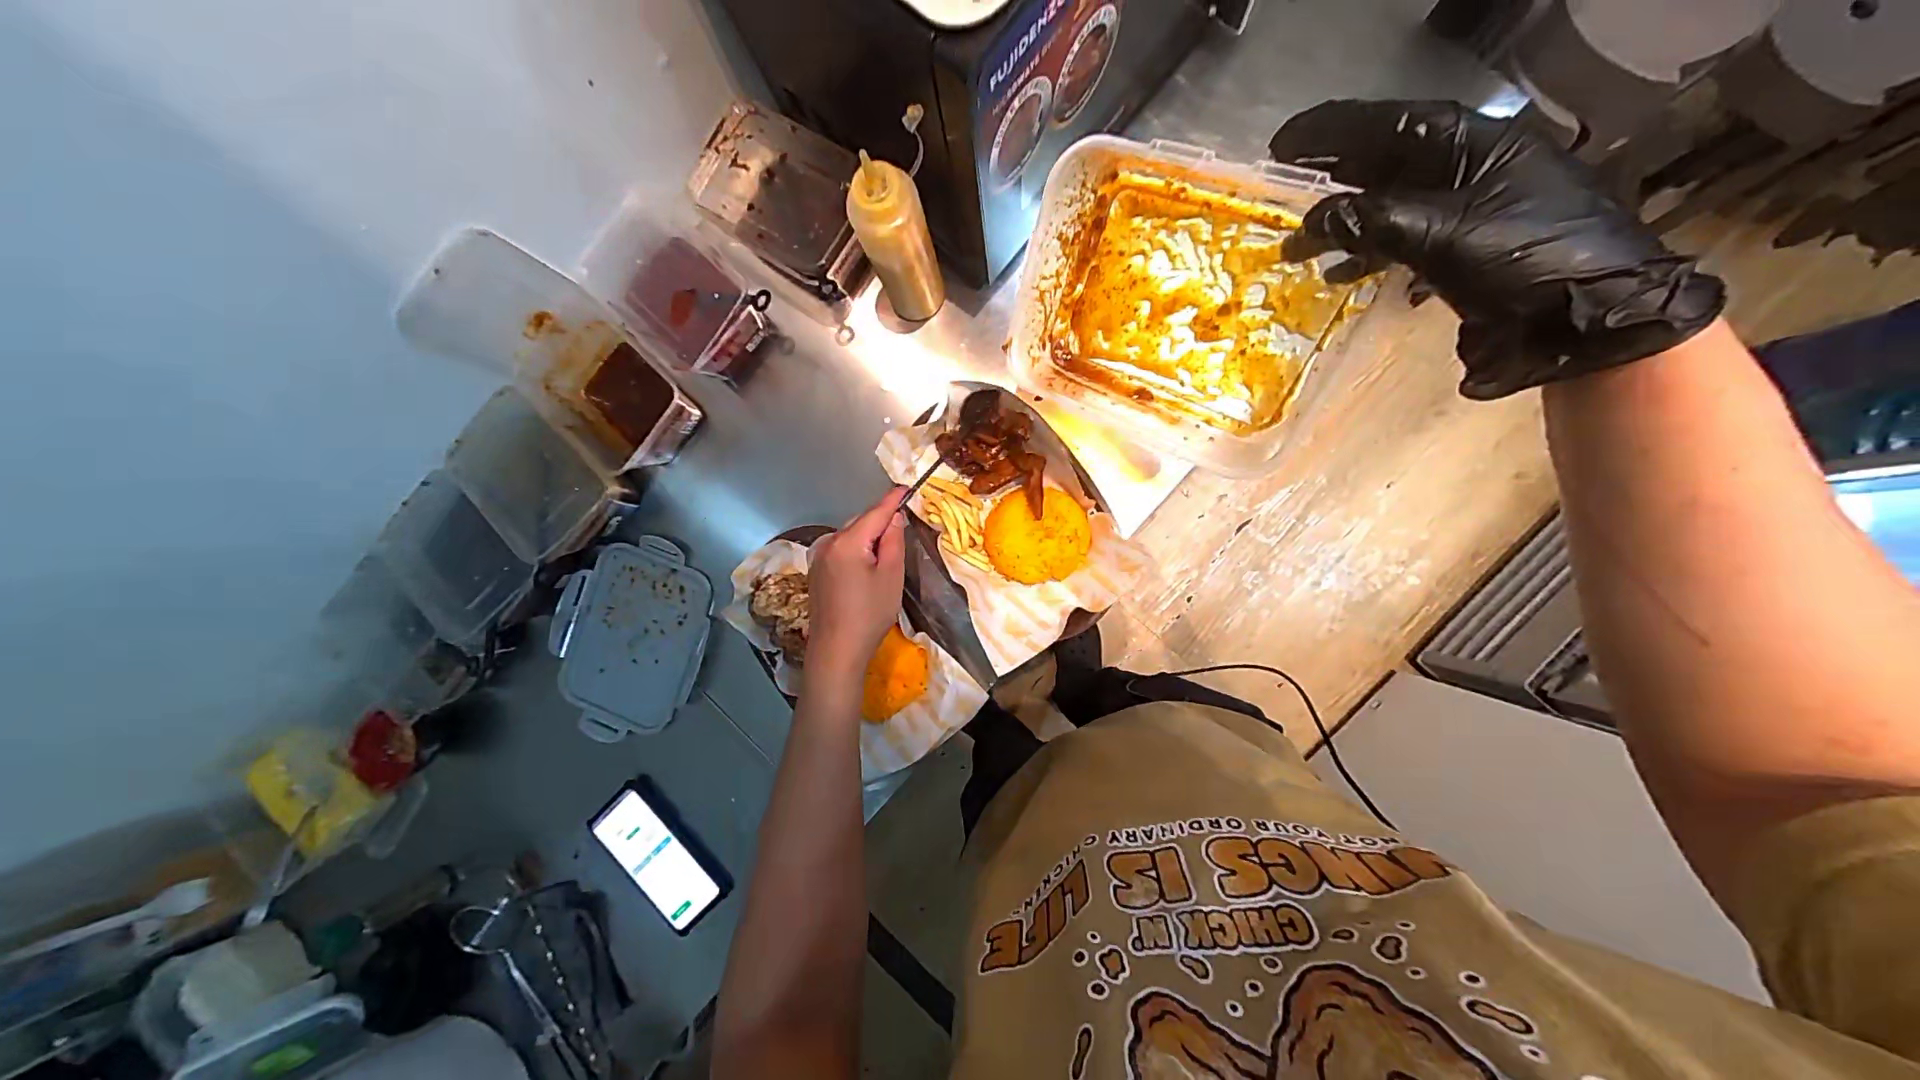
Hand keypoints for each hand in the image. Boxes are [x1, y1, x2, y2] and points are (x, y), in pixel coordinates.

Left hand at [807, 488, 907, 678]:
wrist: (836, 650)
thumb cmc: (869, 614)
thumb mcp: (891, 576)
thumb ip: (893, 540)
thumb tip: (894, 517)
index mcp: (848, 541)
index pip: (875, 512)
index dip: (893, 500)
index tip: (907, 487)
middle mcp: (828, 543)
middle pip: (860, 522)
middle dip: (881, 520)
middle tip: (904, 526)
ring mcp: (819, 557)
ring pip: (850, 535)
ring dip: (868, 536)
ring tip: (887, 550)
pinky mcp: (816, 571)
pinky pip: (841, 549)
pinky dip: (856, 548)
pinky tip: (867, 564)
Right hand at [1268, 99, 1725, 398]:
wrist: (1585, 315)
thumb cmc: (1524, 256)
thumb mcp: (1444, 232)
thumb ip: (1374, 220)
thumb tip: (1316, 218)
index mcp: (1473, 145)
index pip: (1390, 124)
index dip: (1334, 131)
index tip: (1285, 144)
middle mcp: (1468, 170)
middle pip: (1385, 164)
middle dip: (1331, 179)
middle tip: (1283, 189)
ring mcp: (1466, 211)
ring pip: (1389, 208)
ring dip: (1342, 226)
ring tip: (1298, 247)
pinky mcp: (1463, 251)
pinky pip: (1403, 244)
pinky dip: (1369, 257)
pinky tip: (1341, 273)